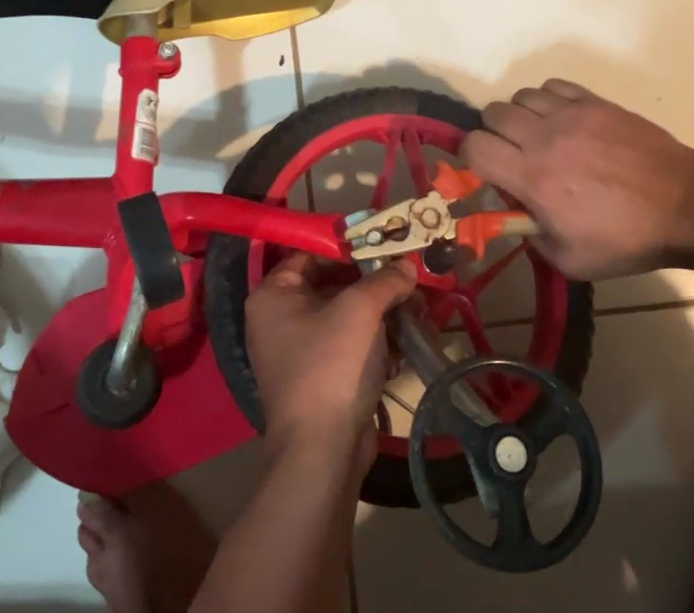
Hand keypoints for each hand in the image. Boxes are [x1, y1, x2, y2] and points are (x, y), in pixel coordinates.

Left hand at [246, 256, 418, 464]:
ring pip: (346, 317)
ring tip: (420, 308)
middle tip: (410, 276)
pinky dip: (377, 341)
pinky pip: (351, 346)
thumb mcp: (360, 311)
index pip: (310, 254)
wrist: (322, 449)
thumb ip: (384, 280)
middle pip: (332, 285)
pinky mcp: (321, 377)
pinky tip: (410, 339)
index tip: (385, 244)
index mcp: (273, 296)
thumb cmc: (331, 365)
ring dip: (382, 312)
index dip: (348, 247)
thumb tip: (406, 265)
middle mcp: (279, 319)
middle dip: (374, 283)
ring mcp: (299, 351)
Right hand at [461, 79, 693, 279]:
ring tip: (538, 137)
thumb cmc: (627, 241)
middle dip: (493, 135)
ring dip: (520, 116)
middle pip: (492, 114)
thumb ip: (530, 236)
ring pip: (521, 96)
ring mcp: (573, 114)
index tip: (484, 172)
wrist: (687, 207)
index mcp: (533, 178)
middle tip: (511, 156)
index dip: (470, 158)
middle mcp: (545, 138)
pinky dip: (548, 101)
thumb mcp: (569, 260)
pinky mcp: (597, 102)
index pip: (474, 146)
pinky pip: (553, 86)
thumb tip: (515, 216)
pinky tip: (563, 122)